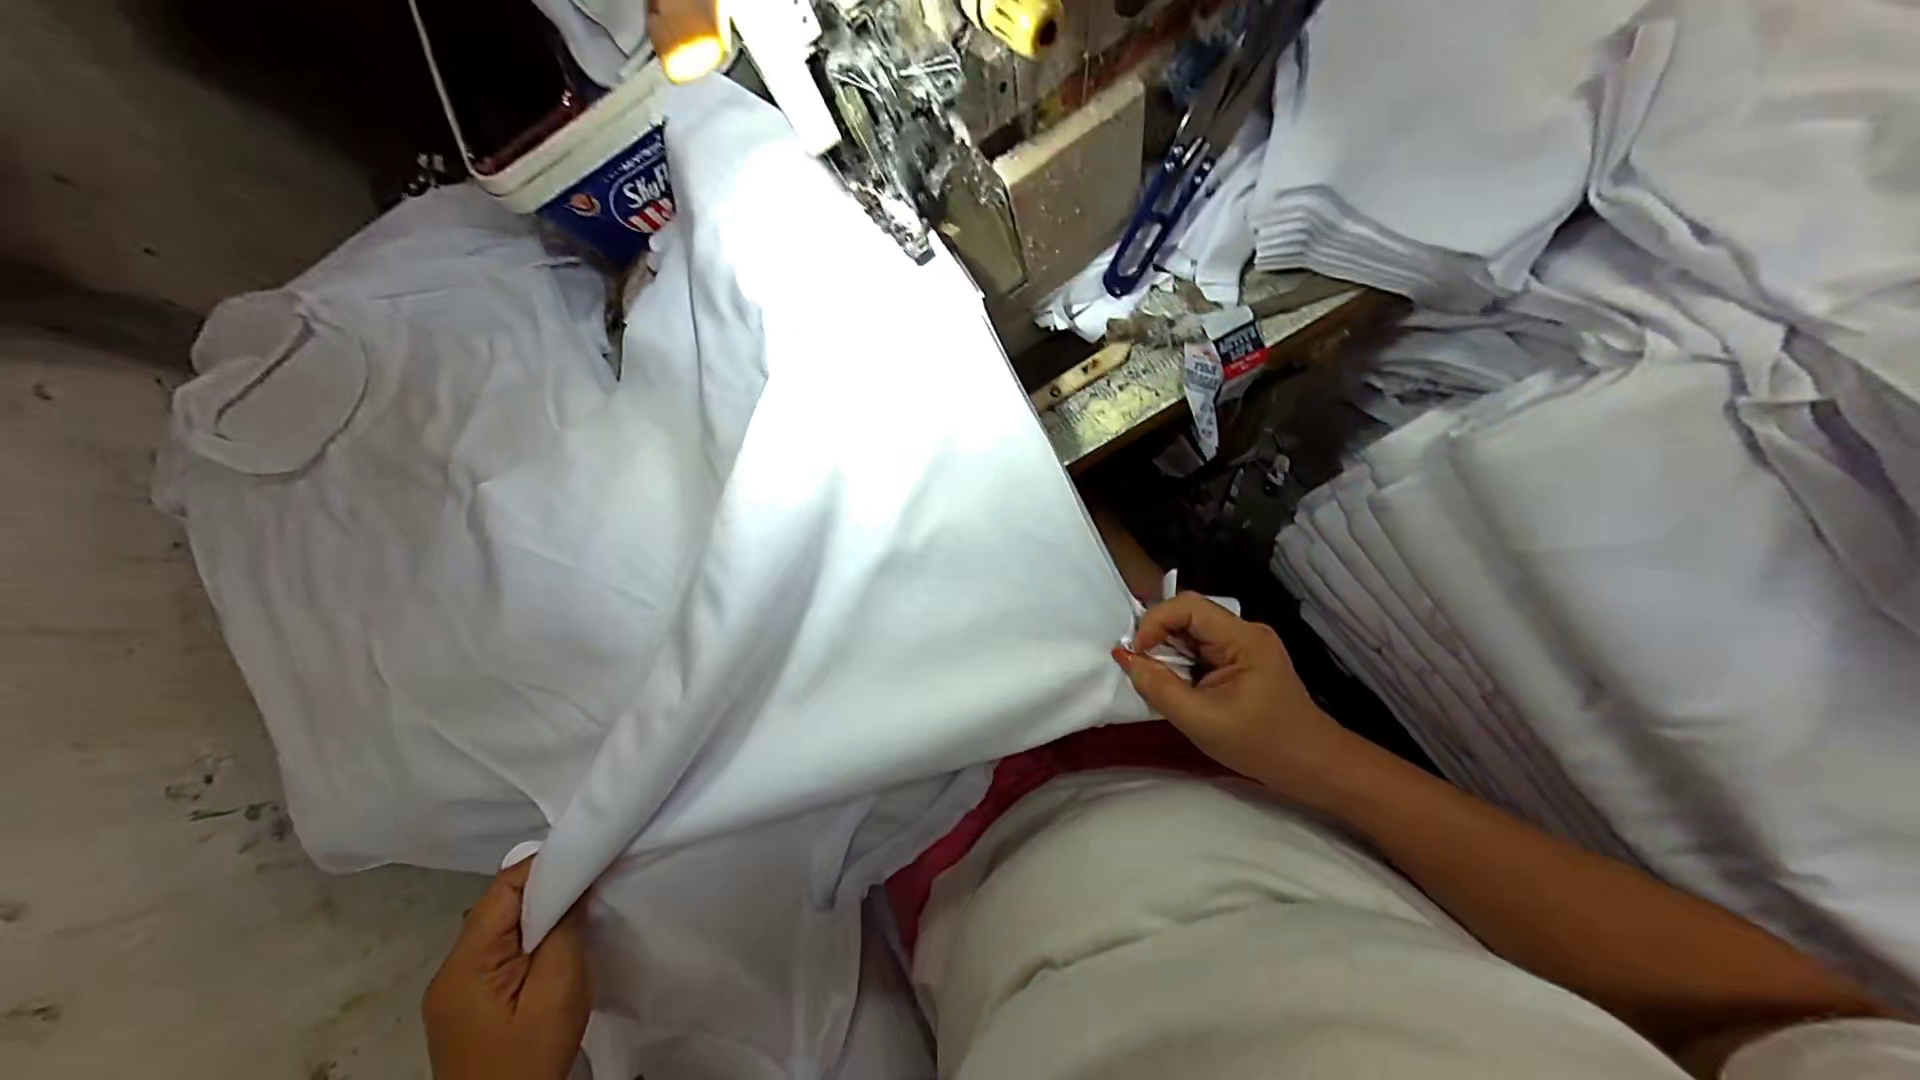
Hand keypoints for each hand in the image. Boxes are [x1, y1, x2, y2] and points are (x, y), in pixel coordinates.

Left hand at [423, 858, 591, 1079]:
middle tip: (592, 876)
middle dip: (547, 885)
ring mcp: (456, 987)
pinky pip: (502, 947)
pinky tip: (560, 937)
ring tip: (582, 903)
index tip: (589, 853)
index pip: (503, 889)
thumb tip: (577, 881)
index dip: (546, 864)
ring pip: (502, 924)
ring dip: (542, 910)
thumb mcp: (559, 990)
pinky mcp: (470, 1001)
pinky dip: (534, 933)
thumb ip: (565, 928)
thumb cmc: (531, 1057)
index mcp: (464, 965)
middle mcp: (451, 970)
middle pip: (499, 904)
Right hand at [1113, 593, 1357, 797]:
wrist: (1312, 767)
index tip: (1137, 655)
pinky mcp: (1240, 660)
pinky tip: (1177, 686)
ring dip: (1167, 651)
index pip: (1187, 606)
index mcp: (1243, 638)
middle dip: (1158, 637)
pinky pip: (1199, 648)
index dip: (1154, 622)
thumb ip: (1157, 687)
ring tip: (1158, 680)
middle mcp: (1244, 632)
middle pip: (1188, 614)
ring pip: (1191, 632)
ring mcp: (1243, 645)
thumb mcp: (1200, 721)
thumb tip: (1124, 656)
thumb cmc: (1260, 745)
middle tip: (1142, 668)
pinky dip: (1180, 663)